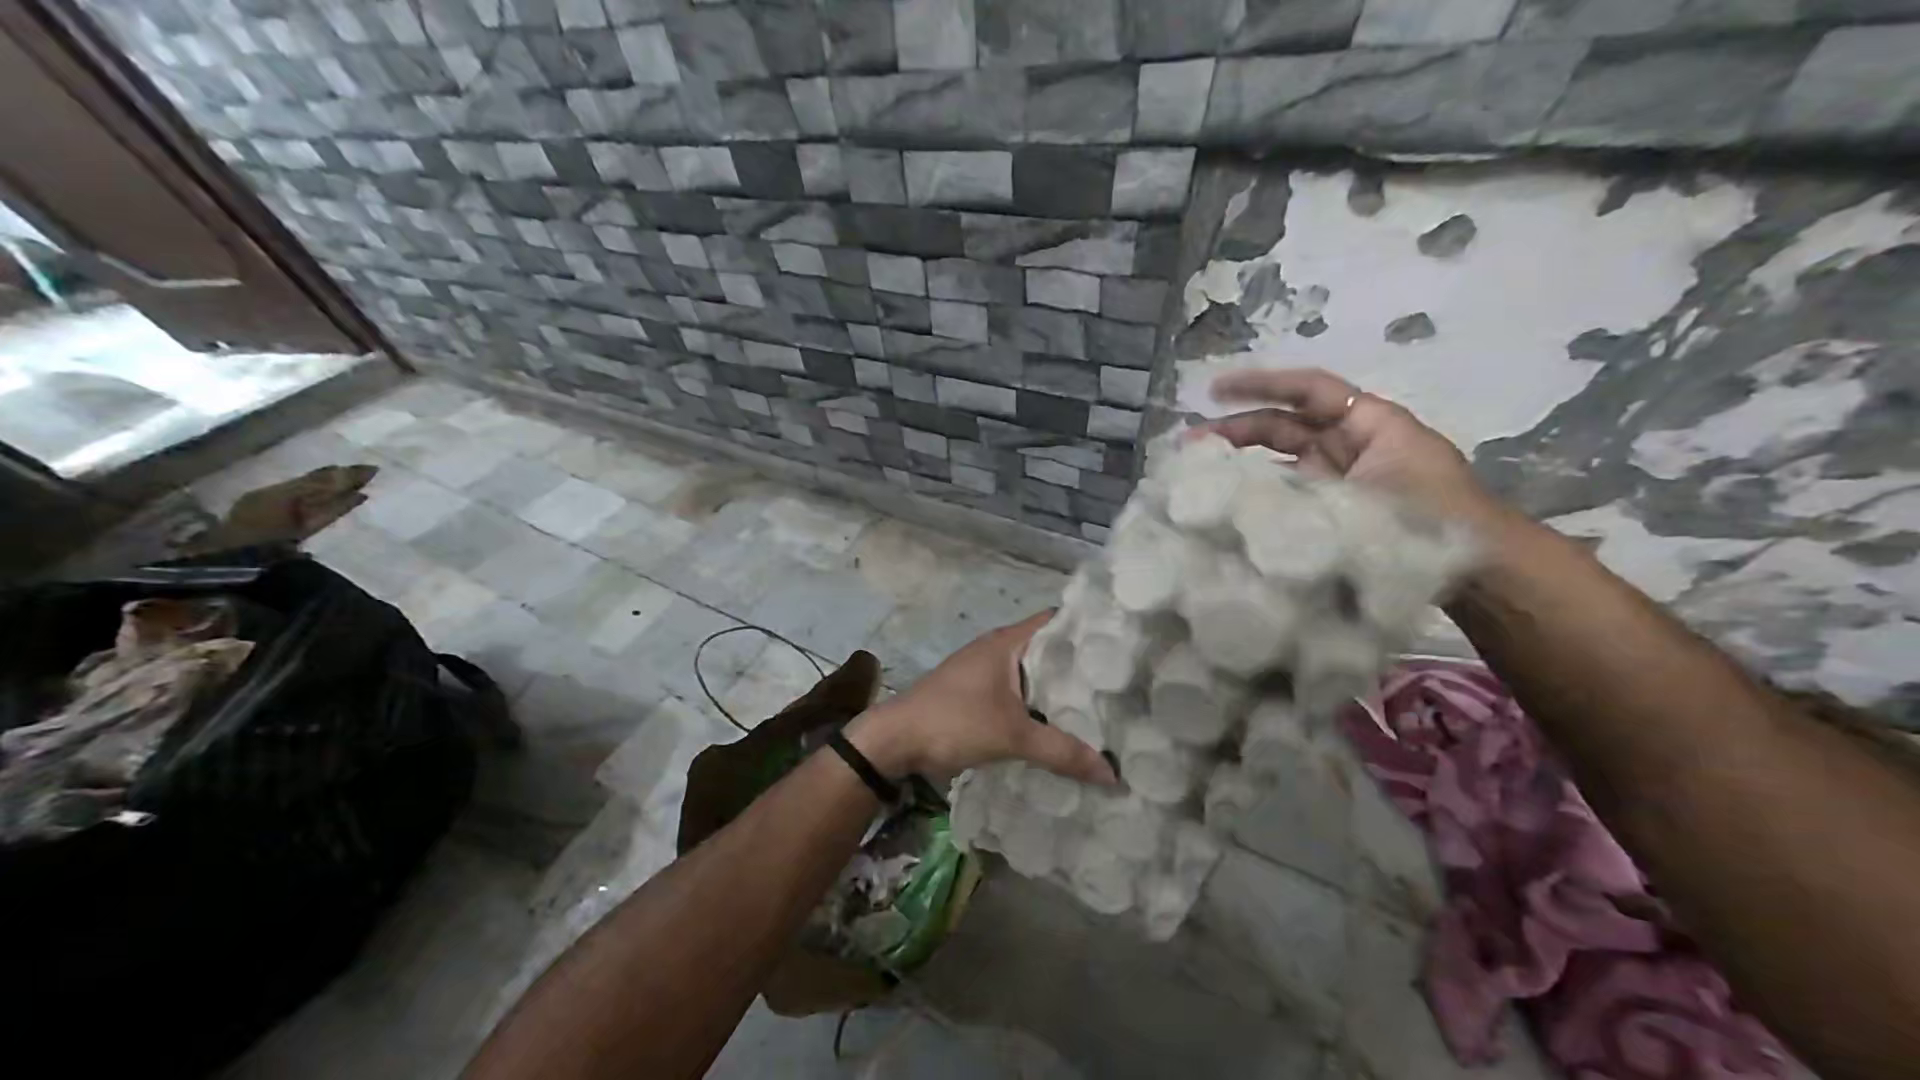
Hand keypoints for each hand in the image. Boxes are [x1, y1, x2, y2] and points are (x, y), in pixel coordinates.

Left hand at [846, 611, 1117, 786]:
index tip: (1126, 645)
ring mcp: (988, 672)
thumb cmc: (954, 721)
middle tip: (1125, 685)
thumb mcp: (1012, 736)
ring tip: (1105, 708)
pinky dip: (1042, 707)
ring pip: (1036, 676)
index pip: (1058, 620)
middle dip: (1083, 667)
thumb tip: (1113, 774)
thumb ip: (1063, 752)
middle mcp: (999, 649)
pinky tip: (1066, 728)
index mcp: (1008, 642)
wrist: (895, 741)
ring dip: (1062, 691)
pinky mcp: (980, 696)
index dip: (1090, 628)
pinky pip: (1021, 695)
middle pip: (1051, 650)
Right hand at [1194, 367, 1505, 530]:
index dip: (1261, 384)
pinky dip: (1256, 494)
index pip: (1307, 391)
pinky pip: (1286, 494)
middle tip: (1190, 444)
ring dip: (1239, 462)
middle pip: (1282, 425)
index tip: (1214, 389)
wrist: (1478, 569)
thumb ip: (1310, 486)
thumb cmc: (1434, 517)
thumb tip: (1243, 490)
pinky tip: (1225, 504)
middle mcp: (1348, 445)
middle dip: (1235, 428)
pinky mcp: (1329, 512)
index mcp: (1367, 423)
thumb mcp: (1375, 489)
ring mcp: (1337, 480)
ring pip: (1278, 460)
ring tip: (1196, 473)